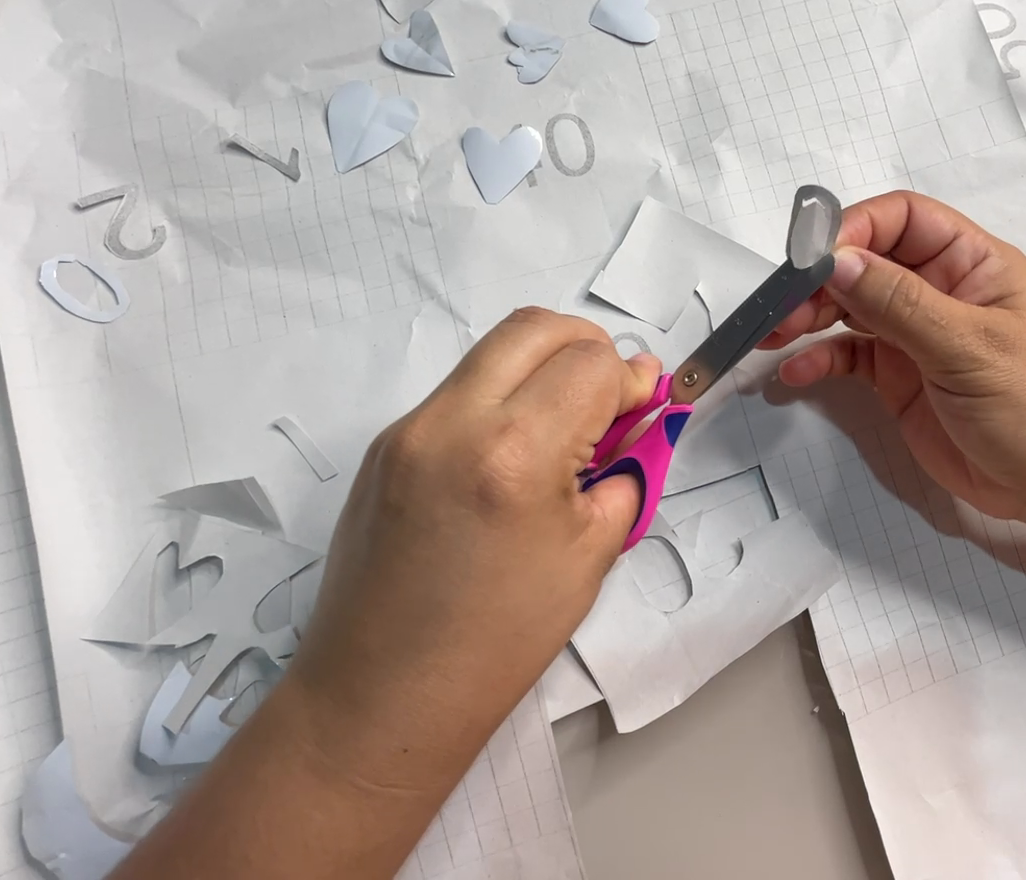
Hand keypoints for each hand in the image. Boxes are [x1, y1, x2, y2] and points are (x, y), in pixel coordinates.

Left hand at [283, 308, 658, 791]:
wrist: (382, 697)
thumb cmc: (503, 639)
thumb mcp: (594, 551)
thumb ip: (625, 468)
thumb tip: (637, 413)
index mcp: (515, 452)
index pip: (591, 364)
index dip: (631, 379)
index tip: (644, 409)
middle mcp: (453, 420)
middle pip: (537, 327)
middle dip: (590, 347)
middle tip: (609, 398)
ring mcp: (410, 428)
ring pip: (495, 350)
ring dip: (546, 367)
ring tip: (566, 428)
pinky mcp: (387, 444)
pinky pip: (463, 389)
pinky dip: (506, 396)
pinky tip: (518, 455)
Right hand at [764, 191, 1025, 545]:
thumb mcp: (970, 349)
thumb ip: (899, 304)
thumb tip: (836, 260)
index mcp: (971, 263)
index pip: (903, 219)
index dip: (855, 229)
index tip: (812, 259)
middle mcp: (939, 291)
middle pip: (867, 262)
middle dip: (821, 278)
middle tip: (780, 307)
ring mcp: (916, 335)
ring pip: (851, 307)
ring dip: (810, 317)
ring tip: (774, 336)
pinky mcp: (899, 377)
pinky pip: (850, 355)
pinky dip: (820, 360)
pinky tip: (794, 375)